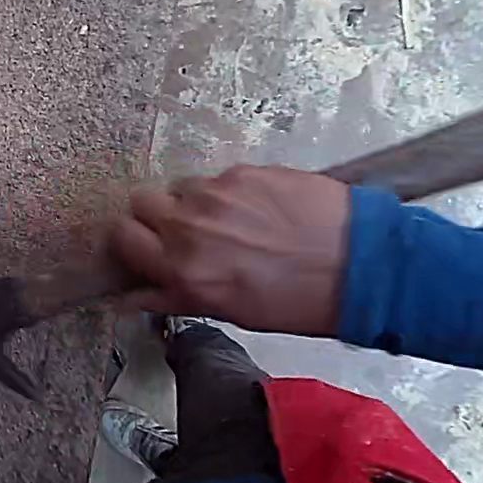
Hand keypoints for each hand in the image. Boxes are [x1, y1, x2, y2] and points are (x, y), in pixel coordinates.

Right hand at [109, 165, 351, 336]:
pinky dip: (231, 192)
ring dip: (194, 202)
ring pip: (182, 187)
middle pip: (140, 200)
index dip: (130, 239)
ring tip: (230, 220)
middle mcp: (189, 226)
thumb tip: (130, 298)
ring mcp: (216, 193)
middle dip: (154, 214)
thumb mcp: (227, 311)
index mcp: (181, 268)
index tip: (143, 244)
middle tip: (181, 229)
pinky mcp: (244, 171)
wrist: (359, 264)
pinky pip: (220, 178)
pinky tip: (260, 209)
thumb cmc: (296, 301)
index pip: (122, 235)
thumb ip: (171, 297)